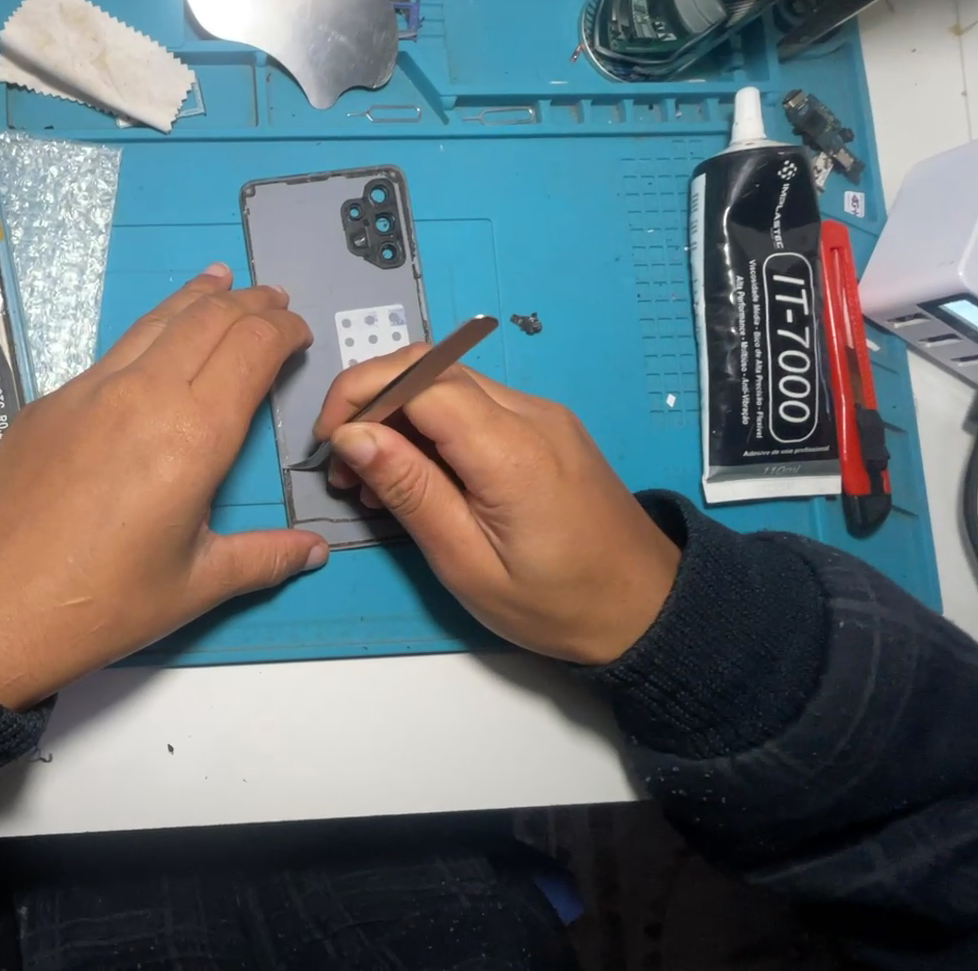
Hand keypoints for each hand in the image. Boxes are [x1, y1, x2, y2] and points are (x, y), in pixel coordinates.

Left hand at [0, 266, 328, 708]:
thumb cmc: (102, 605)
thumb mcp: (194, 585)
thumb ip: (263, 558)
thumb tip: (314, 551)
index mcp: (193, 435)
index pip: (252, 349)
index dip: (284, 332)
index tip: (299, 334)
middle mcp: (143, 395)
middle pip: (207, 319)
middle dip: (249, 303)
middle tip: (273, 301)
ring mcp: (88, 391)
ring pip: (154, 322)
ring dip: (197, 299)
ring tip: (220, 284)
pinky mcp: (49, 402)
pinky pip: (111, 354)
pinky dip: (149, 334)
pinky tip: (152, 347)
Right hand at [312, 348, 679, 664]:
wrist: (649, 611)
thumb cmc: (554, 603)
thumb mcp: (467, 563)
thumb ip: (410, 490)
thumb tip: (352, 435)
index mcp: (510, 449)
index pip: (417, 378)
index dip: (361, 395)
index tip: (329, 444)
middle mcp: (528, 412)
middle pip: (427, 366)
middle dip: (369, 401)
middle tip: (344, 464)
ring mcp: (540, 413)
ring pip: (444, 380)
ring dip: (394, 414)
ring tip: (371, 479)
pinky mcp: (541, 424)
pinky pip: (469, 404)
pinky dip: (425, 425)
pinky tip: (413, 474)